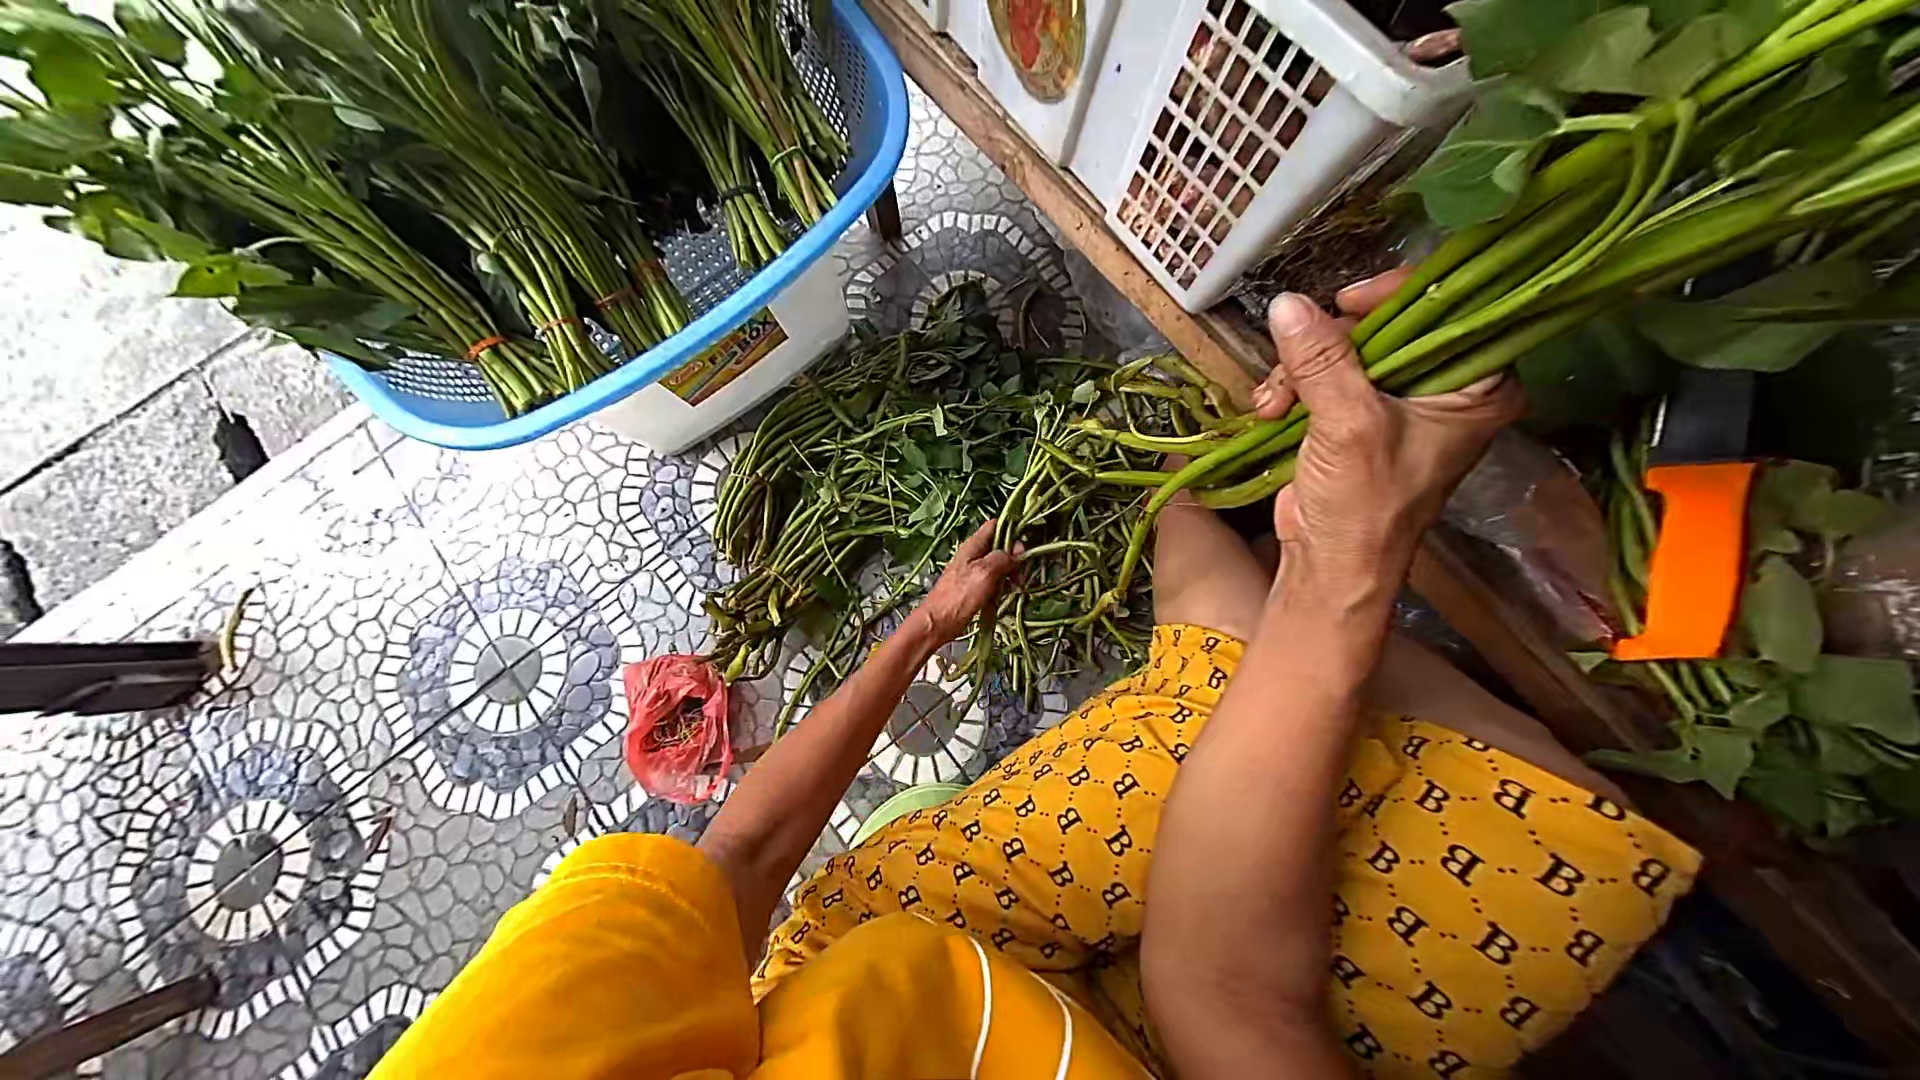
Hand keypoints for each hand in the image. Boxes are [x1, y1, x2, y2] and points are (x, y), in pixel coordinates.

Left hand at [914, 520, 1020, 642]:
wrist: (938, 623)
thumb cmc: (959, 596)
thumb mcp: (984, 572)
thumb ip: (1002, 558)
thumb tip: (1017, 552)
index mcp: (973, 546)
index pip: (995, 525)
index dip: (1011, 531)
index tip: (1023, 548)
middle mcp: (973, 555)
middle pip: (1000, 546)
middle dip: (1014, 556)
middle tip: (1022, 573)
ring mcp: (974, 571)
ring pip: (999, 564)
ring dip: (1011, 573)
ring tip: (1018, 586)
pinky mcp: (975, 587)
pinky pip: (994, 580)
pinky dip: (1003, 585)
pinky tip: (1008, 593)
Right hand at [1253, 272, 1522, 594]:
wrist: (1328, 565)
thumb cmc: (1364, 507)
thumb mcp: (1348, 425)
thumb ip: (1322, 362)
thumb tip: (1287, 306)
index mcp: (1476, 386)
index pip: (1448, 309)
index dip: (1395, 298)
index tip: (1344, 302)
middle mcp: (1440, 390)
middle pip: (1383, 330)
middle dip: (1325, 347)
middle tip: (1293, 368)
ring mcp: (1391, 407)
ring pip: (1341, 355)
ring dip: (1297, 373)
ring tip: (1273, 404)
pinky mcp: (1349, 422)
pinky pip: (1318, 383)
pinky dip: (1289, 391)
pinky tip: (1270, 411)